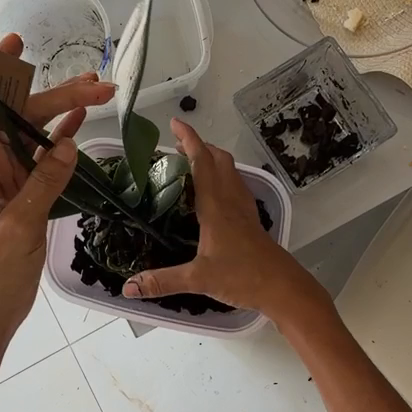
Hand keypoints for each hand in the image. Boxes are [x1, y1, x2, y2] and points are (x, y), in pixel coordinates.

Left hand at [0, 34, 114, 342]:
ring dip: (66, 111)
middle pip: (21, 115)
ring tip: (101, 90)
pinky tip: (82, 120)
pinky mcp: (27, 191)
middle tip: (98, 83)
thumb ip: (41, 186)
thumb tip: (71, 144)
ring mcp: (10, 176)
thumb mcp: (16, 230)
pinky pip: (46, 155)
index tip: (13, 44)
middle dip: (57, 95)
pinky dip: (64, 135)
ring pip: (37, 131)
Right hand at [122, 118, 323, 314]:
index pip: (201, 162)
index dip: (189, 139)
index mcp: (216, 206)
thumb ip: (162, 281)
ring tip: (191, 162)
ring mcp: (244, 209)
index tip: (175, 123)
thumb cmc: (243, 277)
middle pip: (218, 160)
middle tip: (176, 144)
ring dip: (212, 159)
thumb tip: (128, 287)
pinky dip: (222, 177)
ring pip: (230, 171)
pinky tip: (213, 193)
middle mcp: (231, 200)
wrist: (283, 287)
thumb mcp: (198, 279)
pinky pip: (235, 187)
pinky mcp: (252, 220)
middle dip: (199, 145)